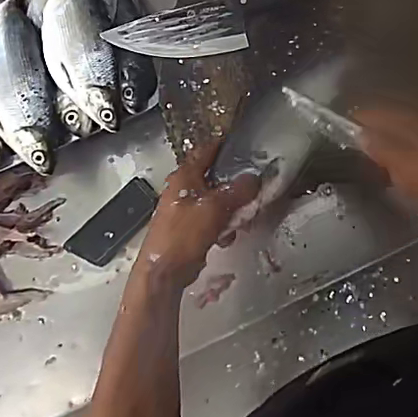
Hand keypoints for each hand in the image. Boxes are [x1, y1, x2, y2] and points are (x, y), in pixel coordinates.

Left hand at [132, 140, 259, 291]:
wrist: (163, 273)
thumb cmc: (183, 236)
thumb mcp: (214, 208)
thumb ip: (237, 191)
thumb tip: (253, 178)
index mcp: (184, 176)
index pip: (205, 151)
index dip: (223, 145)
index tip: (242, 143)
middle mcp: (182, 189)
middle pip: (215, 178)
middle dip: (234, 187)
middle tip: (251, 191)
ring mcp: (184, 210)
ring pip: (216, 202)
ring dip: (230, 210)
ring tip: (238, 220)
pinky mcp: (188, 230)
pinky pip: (212, 221)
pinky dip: (221, 226)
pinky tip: (225, 237)